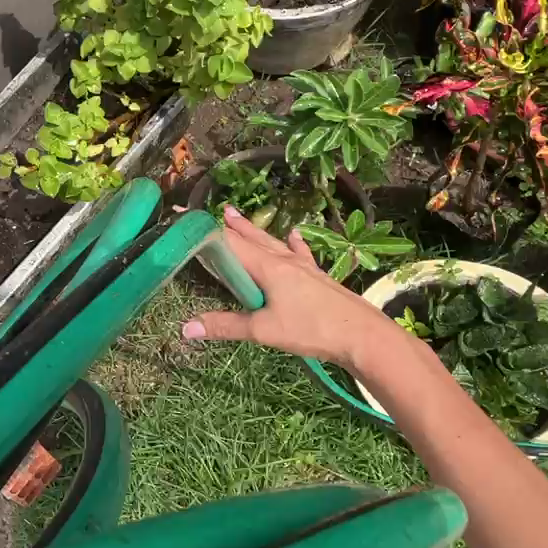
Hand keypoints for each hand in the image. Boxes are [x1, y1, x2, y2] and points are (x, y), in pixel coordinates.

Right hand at [182, 207, 424, 375]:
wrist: (364, 336)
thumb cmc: (313, 329)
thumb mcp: (264, 331)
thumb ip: (225, 326)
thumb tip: (185, 328)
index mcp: (268, 268)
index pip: (228, 242)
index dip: (203, 230)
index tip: (182, 216)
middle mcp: (283, 261)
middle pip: (250, 237)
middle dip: (229, 225)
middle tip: (210, 210)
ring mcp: (303, 267)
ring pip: (271, 242)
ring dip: (253, 230)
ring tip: (236, 215)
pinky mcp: (317, 277)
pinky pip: (300, 254)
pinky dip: (294, 244)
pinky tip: (295, 236)